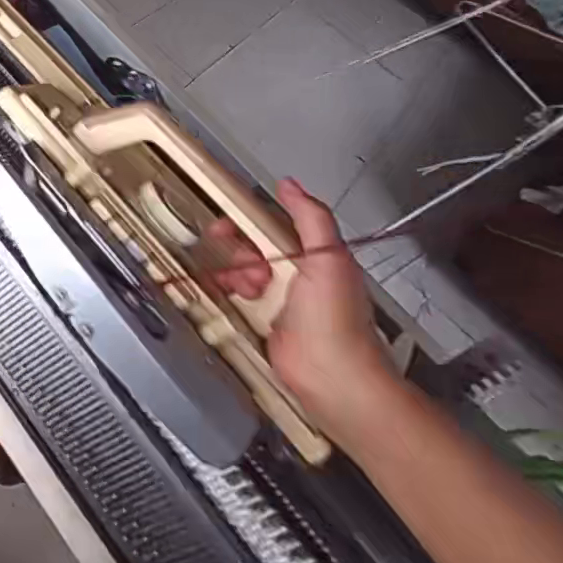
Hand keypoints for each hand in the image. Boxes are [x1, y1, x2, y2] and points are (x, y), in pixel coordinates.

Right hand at [205, 178, 394, 424]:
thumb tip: (289, 184)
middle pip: (250, 245)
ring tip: (250, 290)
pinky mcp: (261, 320)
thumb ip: (310, 217)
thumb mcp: (328, 258)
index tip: (228, 221)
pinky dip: (226, 292)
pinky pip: (235, 296)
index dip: (247, 218)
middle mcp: (294, 272)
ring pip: (240, 270)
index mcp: (313, 253)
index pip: (272, 223)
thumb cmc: (336, 320)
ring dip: (235, 274)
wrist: (331, 378)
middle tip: (240, 262)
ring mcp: (277, 297)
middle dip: (238, 250)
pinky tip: (230, 296)